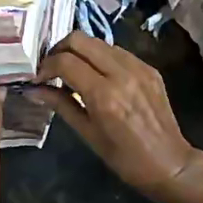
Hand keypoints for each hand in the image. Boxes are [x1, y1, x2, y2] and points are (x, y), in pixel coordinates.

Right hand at [33, 33, 202, 202]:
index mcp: (104, 94)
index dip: (46, 66)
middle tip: (52, 68)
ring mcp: (139, 67)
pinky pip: (117, 52)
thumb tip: (34, 90)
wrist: (169, 163)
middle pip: (80, 40)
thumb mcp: (87, 133)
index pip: (65, 62)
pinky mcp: (149, 68)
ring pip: (99, 42)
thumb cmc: (123, 157)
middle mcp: (121, 73)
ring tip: (72, 71)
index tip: (38, 78)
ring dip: (81, 51)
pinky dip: (101, 57)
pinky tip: (96, 75)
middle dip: (60, 50)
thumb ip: (61, 105)